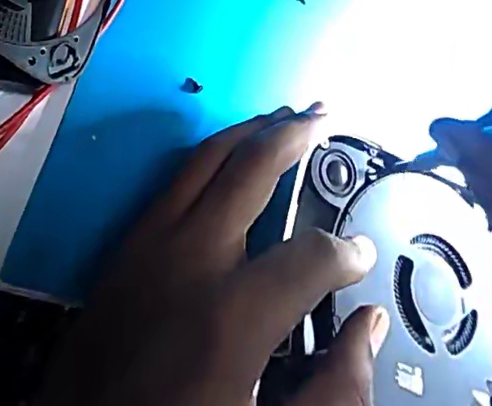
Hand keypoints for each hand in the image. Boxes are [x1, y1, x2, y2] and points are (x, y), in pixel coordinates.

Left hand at [39, 106, 388, 405]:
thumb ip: (332, 393)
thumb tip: (367, 328)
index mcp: (230, 316)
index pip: (309, 258)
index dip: (346, 253)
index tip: (361, 253)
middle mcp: (188, 257)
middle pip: (250, 170)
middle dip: (293, 137)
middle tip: (321, 114)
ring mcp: (149, 242)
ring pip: (205, 158)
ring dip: (247, 131)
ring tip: (280, 116)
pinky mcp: (124, 245)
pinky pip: (174, 178)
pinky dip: (209, 153)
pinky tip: (227, 154)